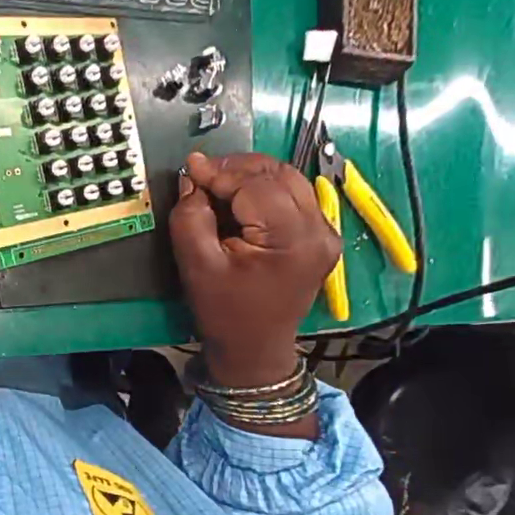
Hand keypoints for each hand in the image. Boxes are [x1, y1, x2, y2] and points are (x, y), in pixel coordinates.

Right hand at [169, 151, 340, 388]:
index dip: (220, 173)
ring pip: (288, 179)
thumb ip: (191, 219)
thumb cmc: (224, 312)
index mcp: (292, 239)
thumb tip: (192, 181)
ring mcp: (324, 231)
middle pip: (278, 175)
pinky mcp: (319, 235)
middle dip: (237, 168)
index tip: (190, 166)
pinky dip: (263, 188)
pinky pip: (292, 195)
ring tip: (216, 181)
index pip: (255, 186)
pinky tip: (237, 197)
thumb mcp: (197, 266)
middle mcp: (319, 229)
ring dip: (250, 175)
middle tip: (201, 172)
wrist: (254, 348)